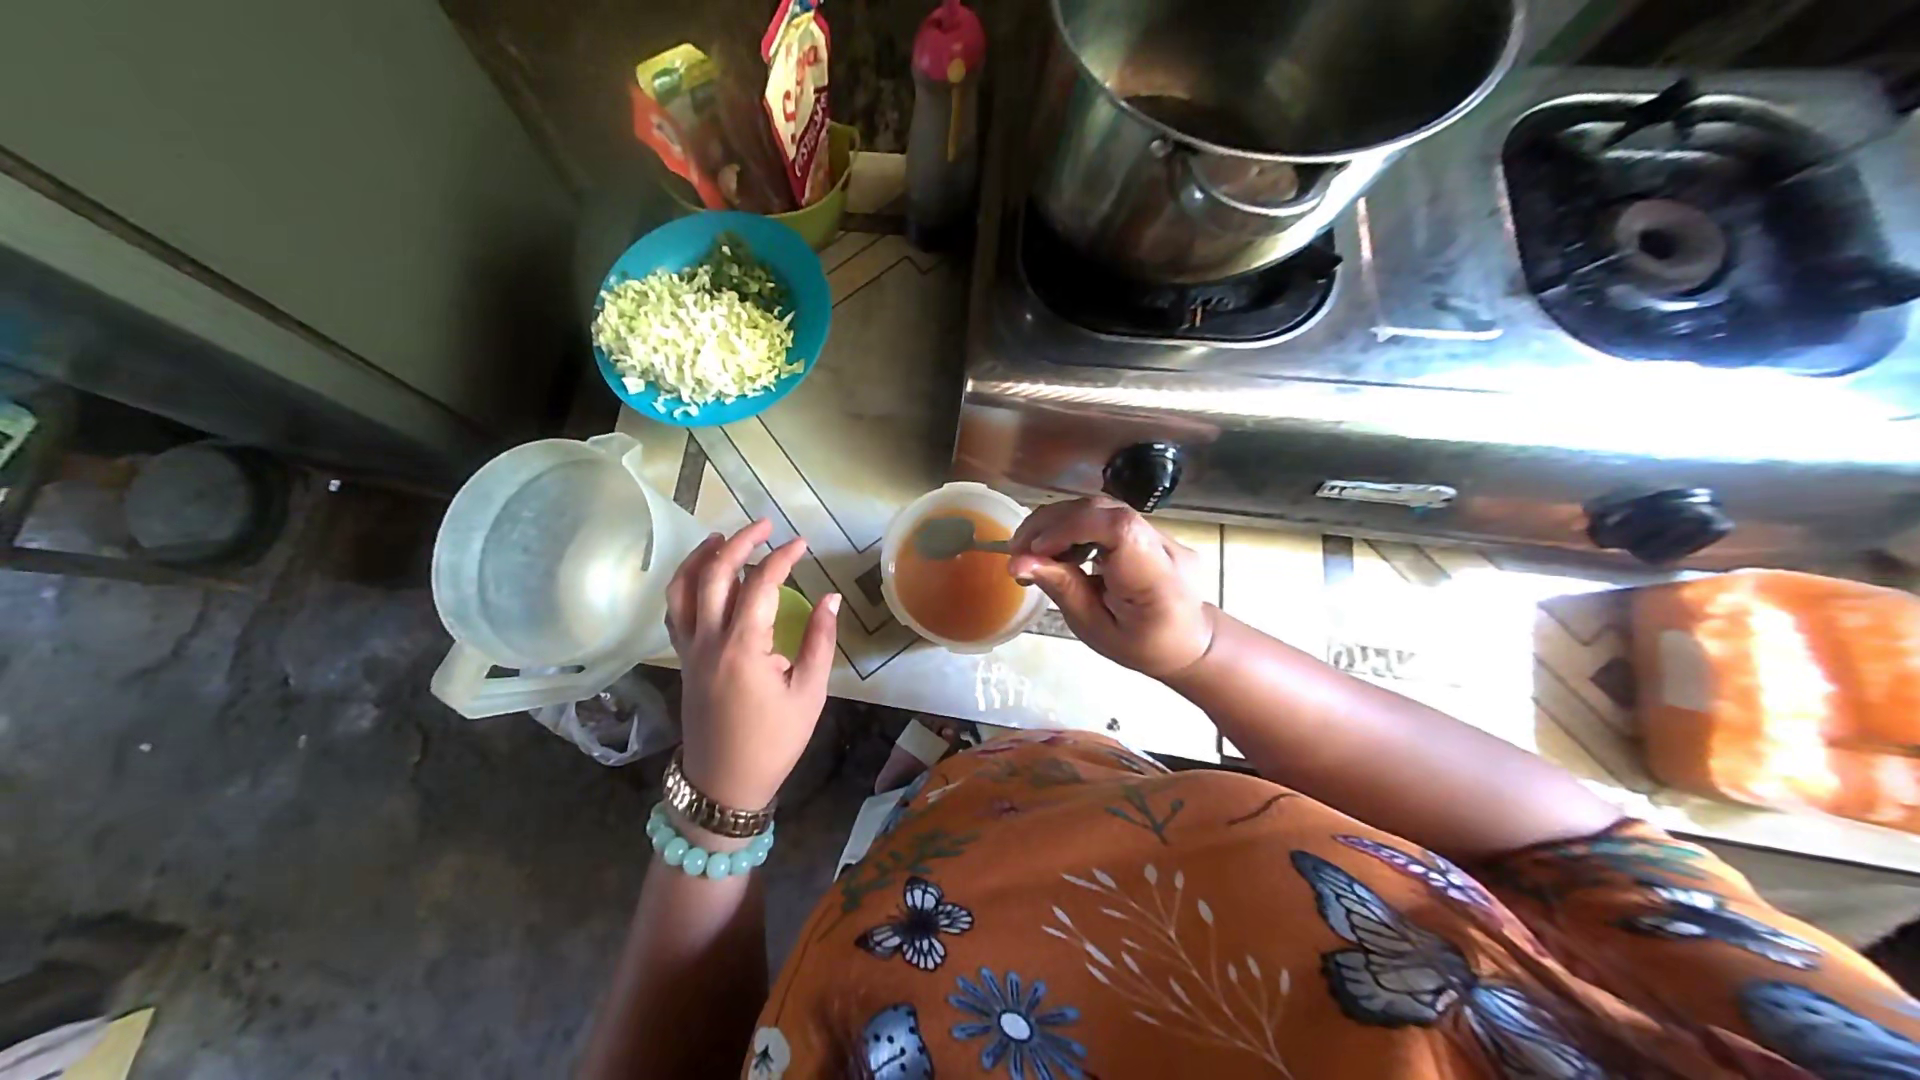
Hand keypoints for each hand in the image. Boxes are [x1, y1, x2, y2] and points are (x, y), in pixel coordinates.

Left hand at [666, 520, 839, 810]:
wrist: (724, 783)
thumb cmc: (774, 741)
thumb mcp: (809, 693)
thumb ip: (820, 641)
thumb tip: (830, 598)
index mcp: (743, 646)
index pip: (761, 584)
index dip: (782, 557)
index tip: (802, 543)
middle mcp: (709, 639)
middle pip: (715, 574)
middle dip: (740, 542)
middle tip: (765, 525)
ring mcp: (689, 649)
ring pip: (683, 588)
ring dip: (701, 557)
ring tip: (722, 537)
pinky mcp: (683, 660)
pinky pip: (675, 611)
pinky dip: (685, 585)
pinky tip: (701, 577)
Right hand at [1006, 497, 1215, 678]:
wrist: (1190, 641)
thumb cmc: (1142, 646)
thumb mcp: (1095, 629)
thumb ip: (1063, 589)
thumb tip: (1018, 562)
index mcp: (1157, 580)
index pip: (1119, 528)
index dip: (1069, 527)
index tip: (1034, 550)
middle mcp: (1164, 547)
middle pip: (1103, 510)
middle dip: (1052, 523)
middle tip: (1018, 550)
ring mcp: (1160, 533)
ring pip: (1101, 508)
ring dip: (1057, 522)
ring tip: (1031, 551)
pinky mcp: (1149, 529)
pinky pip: (1105, 516)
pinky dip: (1072, 525)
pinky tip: (1058, 548)